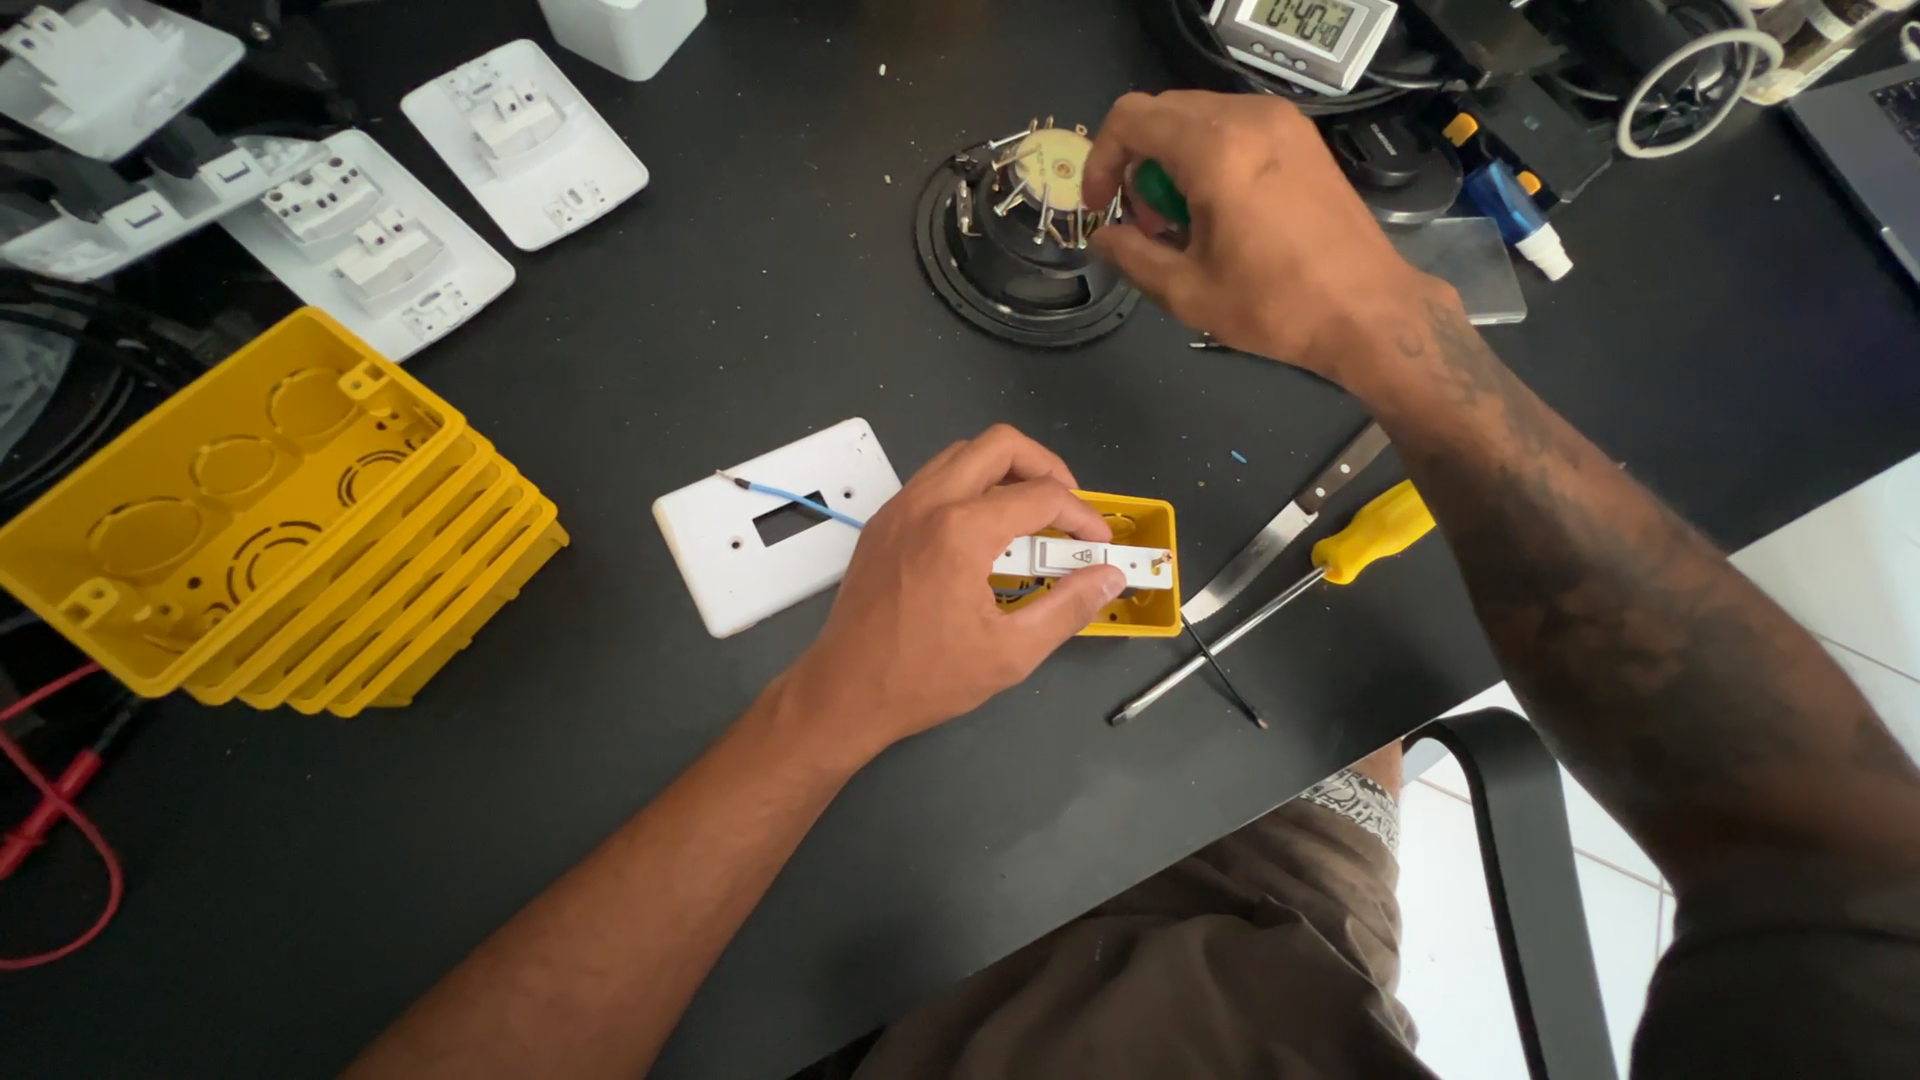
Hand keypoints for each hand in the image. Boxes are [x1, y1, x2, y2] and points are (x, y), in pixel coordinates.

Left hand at [782, 425, 1127, 757]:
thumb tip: (1108, 577)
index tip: (1098, 544)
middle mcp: (928, 503)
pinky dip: (969, 485)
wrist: (845, 692)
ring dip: (1004, 471)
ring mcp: (899, 508)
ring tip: (1030, 513)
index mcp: (961, 530)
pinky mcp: (882, 522)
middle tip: (1067, 506)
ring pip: (962, 454)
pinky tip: (983, 530)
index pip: (1041, 496)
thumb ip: (1069, 607)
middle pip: (1000, 445)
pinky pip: (934, 478)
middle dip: (1046, 467)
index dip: (1082, 515)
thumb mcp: (1011, 652)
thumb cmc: (927, 677)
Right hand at [1082, 91, 1452, 387]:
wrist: (1365, 309)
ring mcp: (1281, 121)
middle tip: (1142, 223)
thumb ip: (1132, 255)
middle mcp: (1249, 118)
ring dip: (1169, 161)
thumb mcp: (1187, 291)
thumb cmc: (1273, 306)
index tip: (1101, 208)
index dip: (1100, 160)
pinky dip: (1205, 157)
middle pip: (1161, 112)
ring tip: (1179, 222)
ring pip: (1196, 117)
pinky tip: (1215, 210)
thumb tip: (1103, 237)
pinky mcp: (1301, 136)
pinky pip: (1232, 127)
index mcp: (1216, 151)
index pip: (1130, 119)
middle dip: (1134, 163)